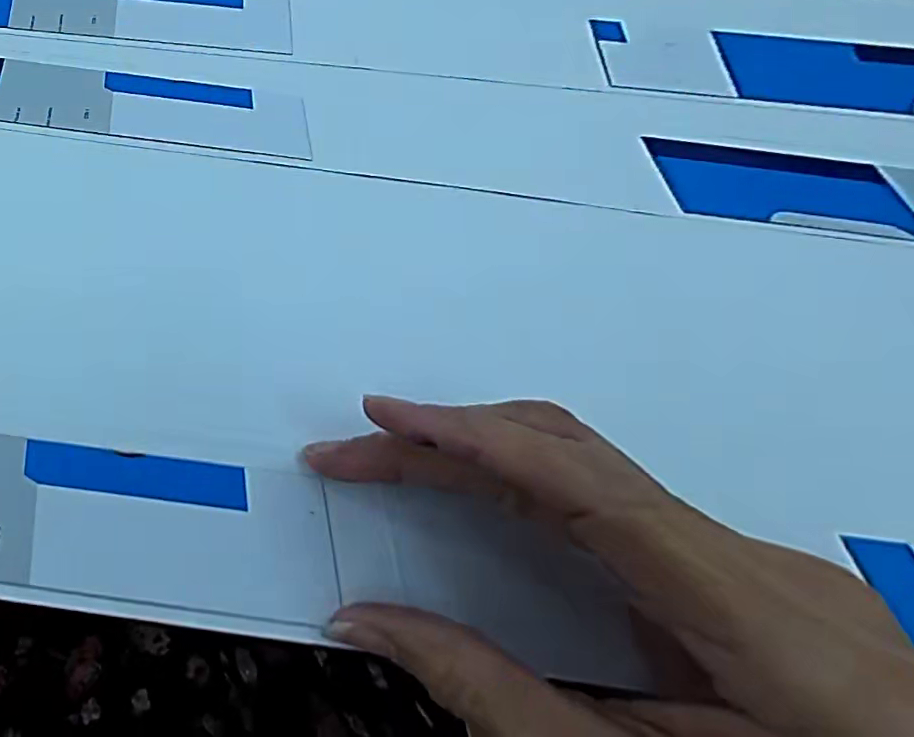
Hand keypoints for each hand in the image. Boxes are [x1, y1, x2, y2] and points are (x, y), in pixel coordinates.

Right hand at [304, 397, 913, 736]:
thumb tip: (360, 619)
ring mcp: (751, 563)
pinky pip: (600, 492)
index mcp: (759, 621)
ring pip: (581, 461)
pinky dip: (511, 476)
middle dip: (444, 440)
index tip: (382, 416)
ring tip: (388, 461)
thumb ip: (485, 693)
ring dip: (471, 450)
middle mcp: (757, 566)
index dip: (473, 437)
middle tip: (352, 456)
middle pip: (569, 453)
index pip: (586, 483)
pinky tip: (466, 489)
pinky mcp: (733, 571)